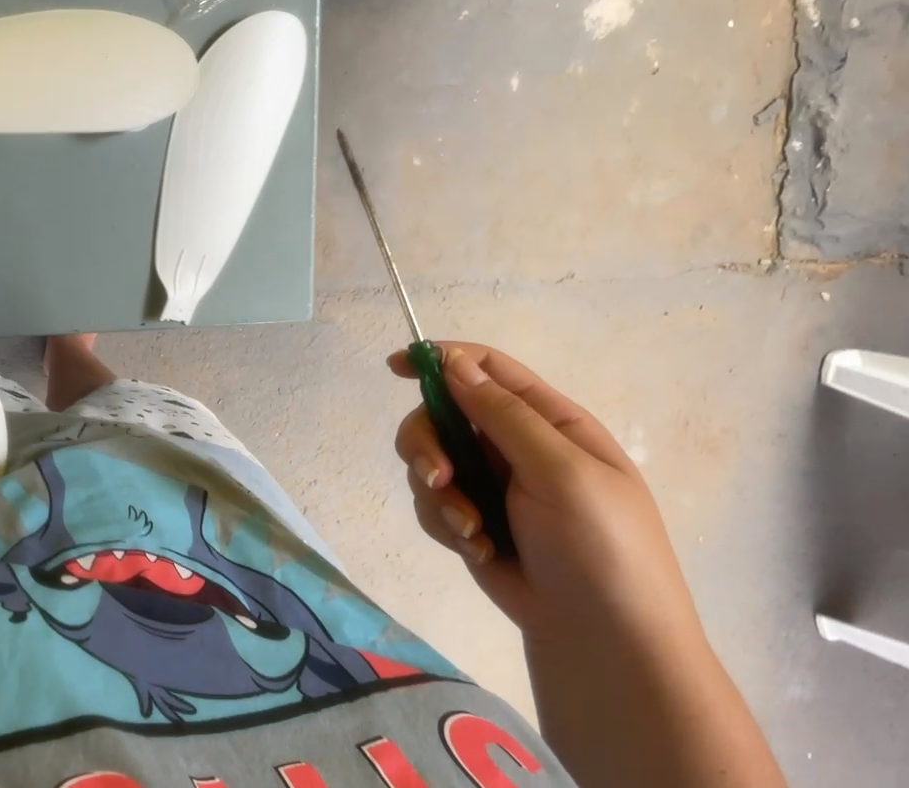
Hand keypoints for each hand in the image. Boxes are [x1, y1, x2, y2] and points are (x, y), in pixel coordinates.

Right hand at [390, 343, 703, 652]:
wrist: (603, 639)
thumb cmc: (601, 547)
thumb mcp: (561, 472)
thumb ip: (504, 413)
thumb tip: (452, 360)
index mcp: (549, 422)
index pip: (486, 368)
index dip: (440, 360)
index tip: (396, 368)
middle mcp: (515, 445)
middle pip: (441, 415)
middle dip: (428, 445)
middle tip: (438, 478)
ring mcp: (492, 483)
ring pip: (428, 460)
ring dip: (440, 495)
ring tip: (473, 531)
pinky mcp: (472, 518)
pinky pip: (432, 502)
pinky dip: (445, 523)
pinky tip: (479, 549)